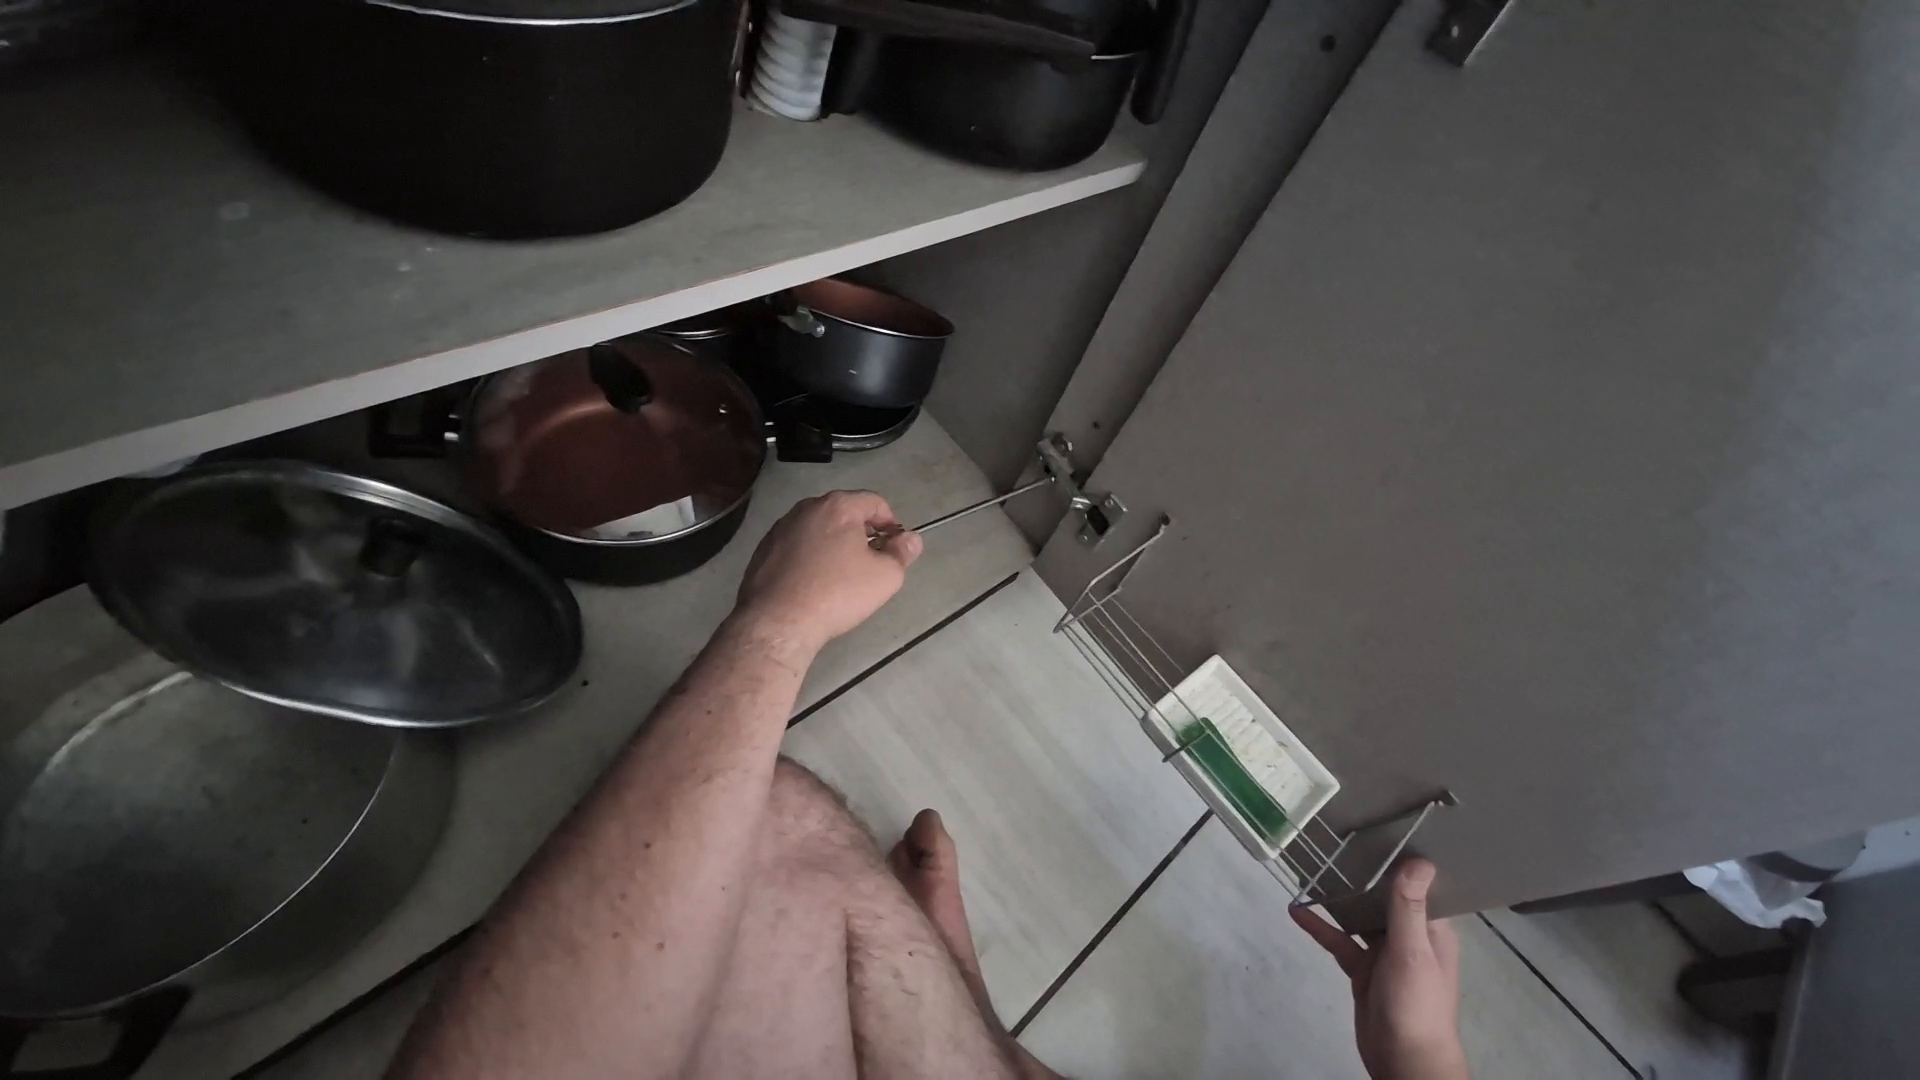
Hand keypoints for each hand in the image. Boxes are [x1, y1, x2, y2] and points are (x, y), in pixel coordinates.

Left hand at [734, 491, 923, 649]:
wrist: (778, 621)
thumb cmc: (837, 593)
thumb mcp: (885, 576)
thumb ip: (902, 553)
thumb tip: (911, 539)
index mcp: (838, 506)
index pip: (875, 501)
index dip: (891, 523)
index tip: (894, 548)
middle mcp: (806, 508)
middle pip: (844, 512)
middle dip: (861, 532)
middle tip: (870, 562)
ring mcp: (780, 528)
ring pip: (818, 529)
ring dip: (833, 544)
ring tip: (840, 575)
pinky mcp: (762, 550)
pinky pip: (796, 546)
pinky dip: (809, 557)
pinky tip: (812, 583)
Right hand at [1290, 859, 1468, 1079]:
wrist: (1404, 1064)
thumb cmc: (1417, 1005)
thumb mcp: (1411, 952)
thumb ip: (1408, 907)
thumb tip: (1419, 860)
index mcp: (1432, 930)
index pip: (1421, 885)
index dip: (1405, 859)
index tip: (1383, 828)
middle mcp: (1410, 936)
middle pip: (1385, 896)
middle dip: (1364, 872)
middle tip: (1337, 837)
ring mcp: (1384, 953)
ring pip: (1359, 916)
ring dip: (1339, 897)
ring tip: (1313, 866)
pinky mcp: (1362, 969)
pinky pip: (1339, 940)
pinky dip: (1320, 926)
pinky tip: (1296, 911)